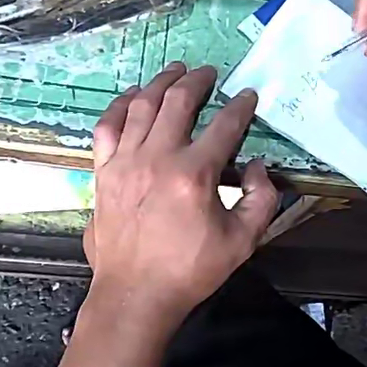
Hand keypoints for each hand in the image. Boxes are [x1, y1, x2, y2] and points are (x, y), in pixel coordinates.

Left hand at [84, 63, 279, 325]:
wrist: (136, 294)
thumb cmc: (191, 270)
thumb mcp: (243, 241)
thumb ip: (262, 199)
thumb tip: (258, 166)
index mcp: (195, 174)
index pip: (224, 125)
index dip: (241, 106)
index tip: (248, 95)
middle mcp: (157, 158)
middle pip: (178, 101)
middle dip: (197, 80)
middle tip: (209, 73)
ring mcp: (125, 162)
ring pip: (141, 106)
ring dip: (160, 83)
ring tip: (174, 72)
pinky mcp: (103, 172)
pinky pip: (107, 126)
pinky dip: (120, 106)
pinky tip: (132, 97)